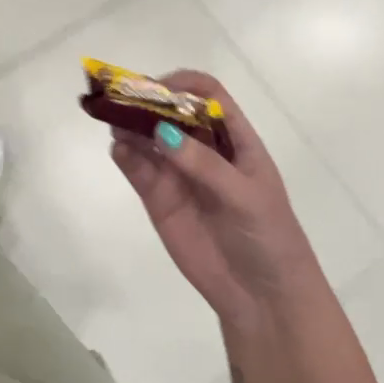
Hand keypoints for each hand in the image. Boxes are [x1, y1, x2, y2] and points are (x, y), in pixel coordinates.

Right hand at [111, 71, 325, 328]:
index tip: (158, 88)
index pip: (207, 95)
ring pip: (146, 136)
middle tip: (119, 98)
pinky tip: (120, 152)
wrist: (263, 298)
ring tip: (114, 124)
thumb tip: (160, 131)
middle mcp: (202, 149)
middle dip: (145, 100)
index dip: (183, 84)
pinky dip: (124, 154)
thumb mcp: (245, 197)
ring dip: (129, 124)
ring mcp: (177, 172)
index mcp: (234, 140)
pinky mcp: (157, 197)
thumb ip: (203, 165)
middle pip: (169, 111)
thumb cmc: (269, 238)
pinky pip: (136, 167)